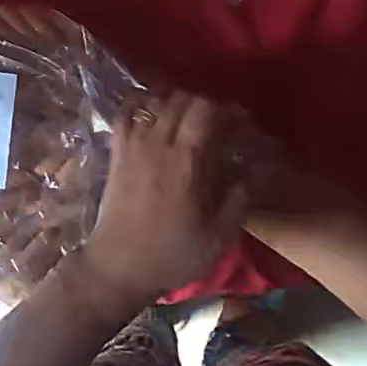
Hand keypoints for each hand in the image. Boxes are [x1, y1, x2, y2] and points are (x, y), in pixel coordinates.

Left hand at [65, 92, 248, 320]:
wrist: (118, 265)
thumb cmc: (171, 254)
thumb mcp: (218, 236)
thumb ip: (239, 199)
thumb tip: (250, 172)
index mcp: (186, 160)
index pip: (206, 110)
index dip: (227, 110)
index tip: (242, 125)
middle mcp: (157, 143)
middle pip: (181, 100)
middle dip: (205, 104)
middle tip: (219, 124)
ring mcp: (132, 145)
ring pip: (155, 103)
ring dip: (176, 104)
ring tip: (189, 121)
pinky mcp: (116, 153)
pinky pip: (125, 115)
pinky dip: (140, 106)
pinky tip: (152, 115)